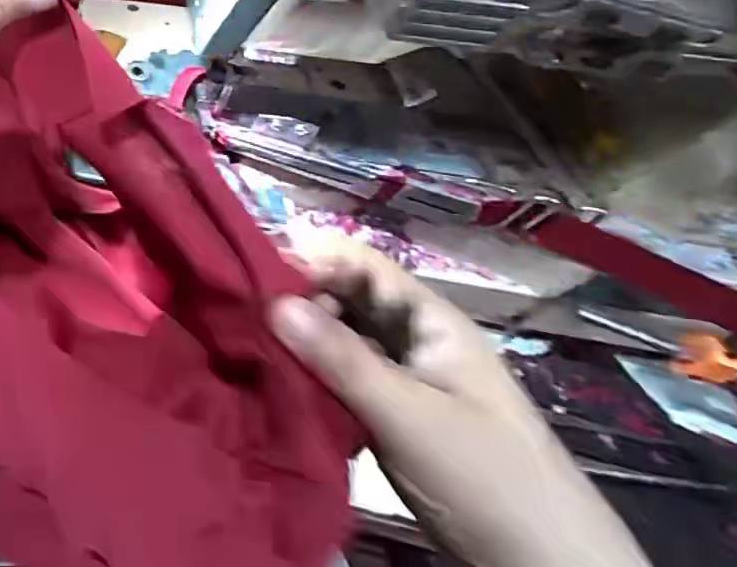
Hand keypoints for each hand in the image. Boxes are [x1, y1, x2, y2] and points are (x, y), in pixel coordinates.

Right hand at [272, 230, 648, 566]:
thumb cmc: (484, 477)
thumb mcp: (407, 414)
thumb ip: (340, 358)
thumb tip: (273, 302)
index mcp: (428, 317)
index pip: (363, 264)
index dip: (314, 260)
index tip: (259, 275)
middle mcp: (414, 336)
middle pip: (350, 297)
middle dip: (303, 299)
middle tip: (252, 318)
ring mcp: (406, 375)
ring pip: (345, 338)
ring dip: (307, 340)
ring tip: (259, 348)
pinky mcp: (396, 413)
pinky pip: (347, 377)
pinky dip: (318, 376)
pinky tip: (286, 384)